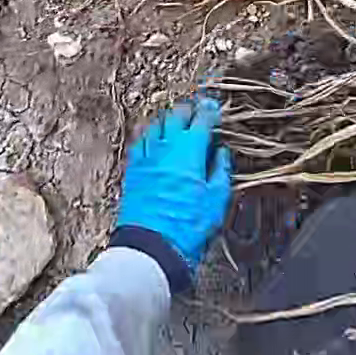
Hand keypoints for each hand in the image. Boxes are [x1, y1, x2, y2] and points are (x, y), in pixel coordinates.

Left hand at [114, 98, 230, 282]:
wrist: (151, 246)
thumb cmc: (187, 225)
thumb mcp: (216, 199)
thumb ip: (221, 170)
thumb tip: (222, 153)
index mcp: (191, 150)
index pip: (202, 119)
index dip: (210, 110)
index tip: (214, 109)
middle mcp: (167, 146)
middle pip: (176, 115)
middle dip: (188, 110)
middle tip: (196, 113)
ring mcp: (147, 156)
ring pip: (155, 124)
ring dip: (167, 119)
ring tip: (175, 122)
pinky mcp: (133, 168)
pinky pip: (139, 141)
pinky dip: (148, 134)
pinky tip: (152, 138)